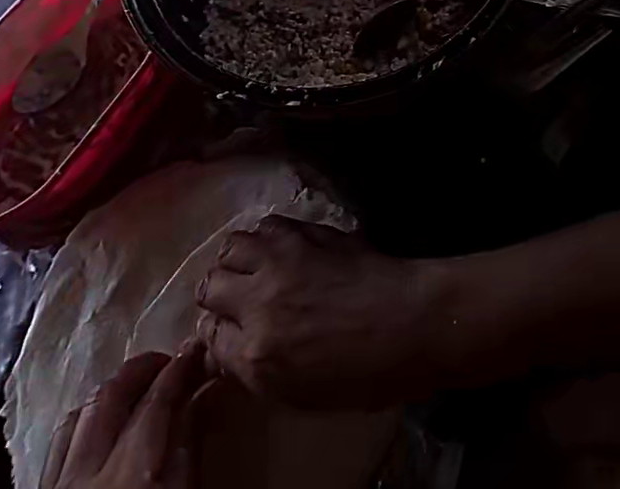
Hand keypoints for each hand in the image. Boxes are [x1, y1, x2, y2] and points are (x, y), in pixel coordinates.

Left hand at [41, 346, 209, 488]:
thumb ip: (190, 453)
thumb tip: (203, 397)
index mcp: (140, 477)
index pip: (162, 404)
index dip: (182, 371)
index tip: (198, 351)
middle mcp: (95, 472)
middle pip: (117, 397)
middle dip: (146, 368)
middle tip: (173, 359)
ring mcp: (63, 483)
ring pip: (85, 412)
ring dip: (114, 389)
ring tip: (138, 384)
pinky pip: (59, 441)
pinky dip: (84, 417)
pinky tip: (98, 419)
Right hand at [194, 215, 438, 409]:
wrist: (409, 321)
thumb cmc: (363, 371)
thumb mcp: (302, 394)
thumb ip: (253, 369)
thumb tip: (224, 347)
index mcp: (258, 352)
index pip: (209, 336)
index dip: (216, 334)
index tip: (227, 333)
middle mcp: (259, 299)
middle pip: (211, 285)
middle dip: (217, 294)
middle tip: (234, 300)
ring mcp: (281, 259)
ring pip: (231, 247)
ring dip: (235, 260)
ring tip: (251, 268)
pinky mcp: (302, 232)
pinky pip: (265, 226)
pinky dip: (264, 238)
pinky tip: (278, 249)